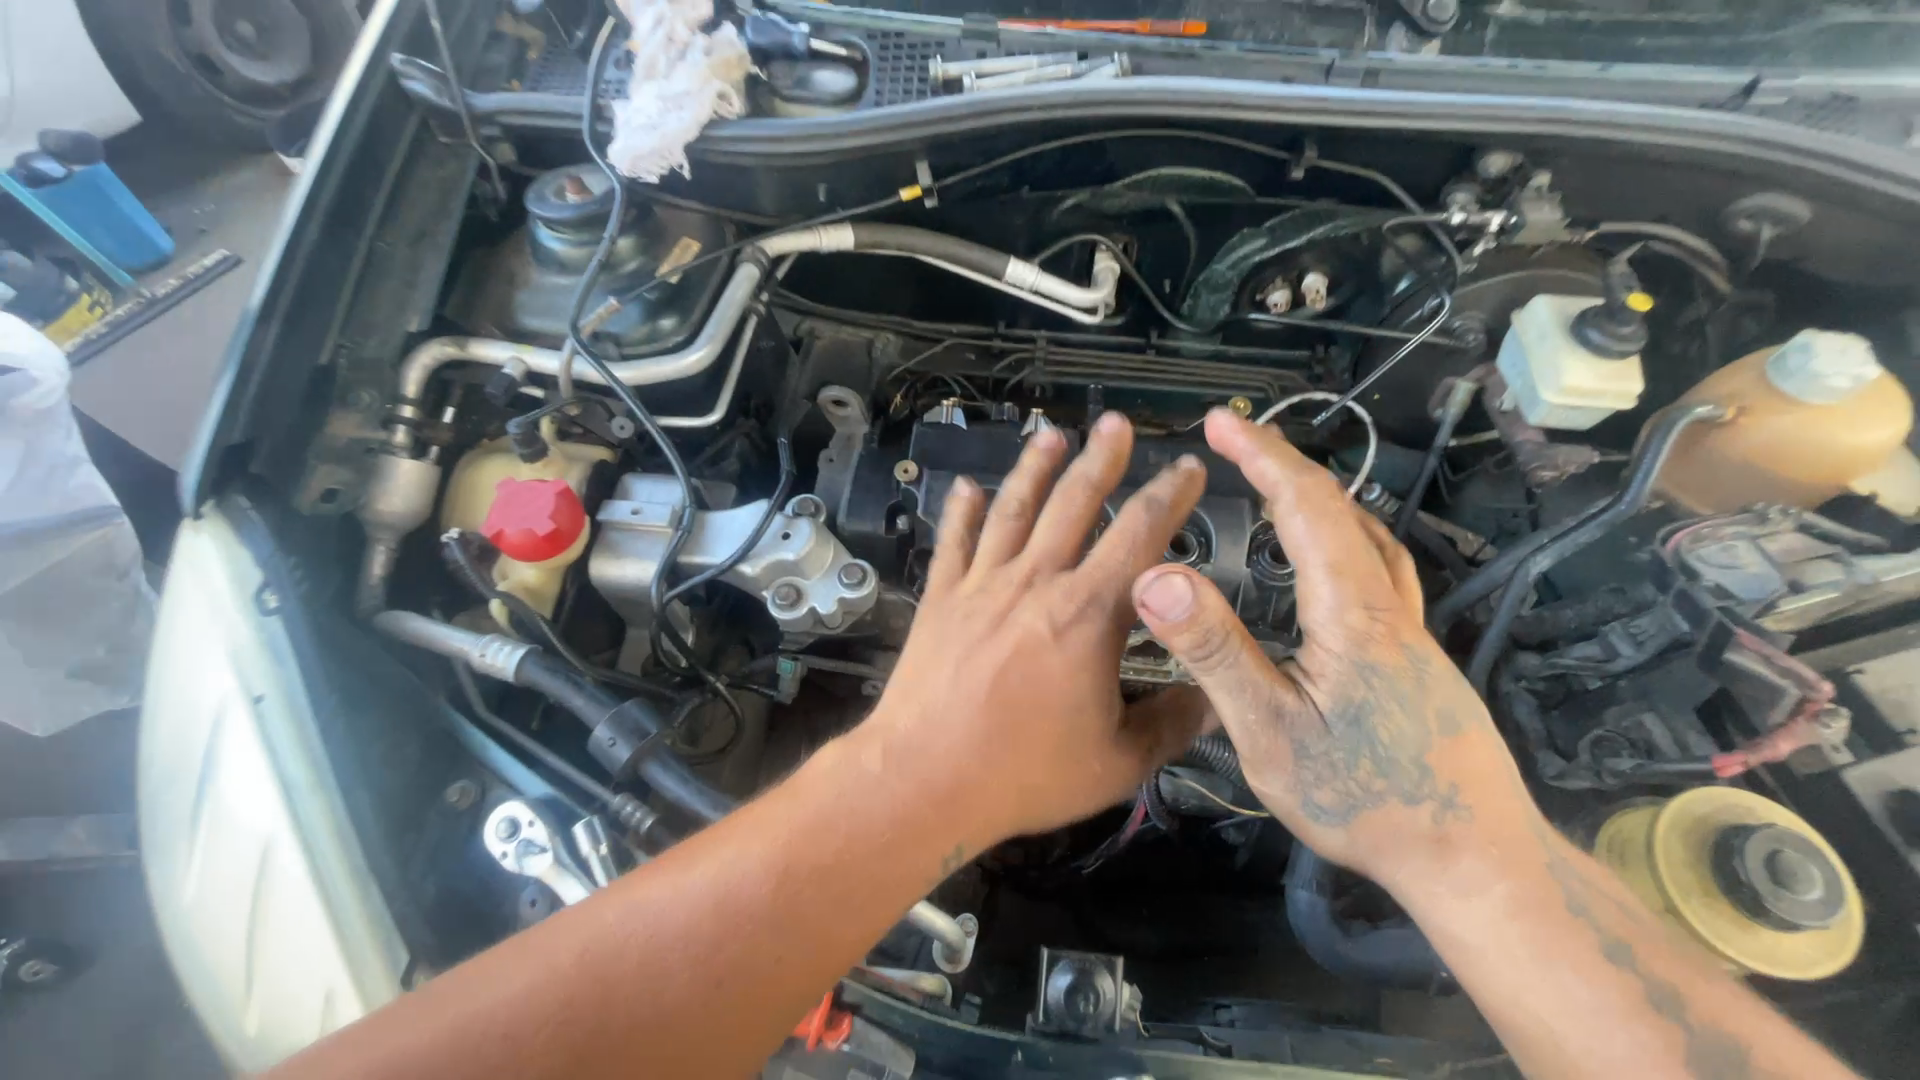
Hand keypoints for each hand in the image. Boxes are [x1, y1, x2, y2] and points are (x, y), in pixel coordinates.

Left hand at [856, 412, 1212, 844]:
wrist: (923, 779)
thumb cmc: (1024, 773)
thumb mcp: (1117, 762)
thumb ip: (1172, 725)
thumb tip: (1216, 699)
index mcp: (1089, 613)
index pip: (1141, 536)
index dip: (1171, 497)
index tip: (1188, 468)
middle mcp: (1036, 582)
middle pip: (1074, 504)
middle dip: (1101, 460)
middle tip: (1117, 424)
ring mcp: (982, 585)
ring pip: (1013, 510)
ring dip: (1034, 469)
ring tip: (1051, 435)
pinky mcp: (941, 599)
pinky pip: (954, 543)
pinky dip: (962, 511)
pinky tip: (968, 486)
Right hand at [1129, 410, 1538, 894]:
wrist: (1472, 860)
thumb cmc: (1365, 799)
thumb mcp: (1269, 731)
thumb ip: (1215, 651)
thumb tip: (1156, 576)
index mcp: (1352, 612)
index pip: (1306, 508)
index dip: (1262, 457)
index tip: (1221, 422)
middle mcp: (1389, 607)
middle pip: (1342, 511)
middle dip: (1284, 466)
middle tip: (1235, 444)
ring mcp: (1413, 634)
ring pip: (1370, 539)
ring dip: (1319, 500)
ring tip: (1275, 490)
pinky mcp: (1419, 661)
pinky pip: (1381, 574)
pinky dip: (1345, 540)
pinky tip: (1332, 569)